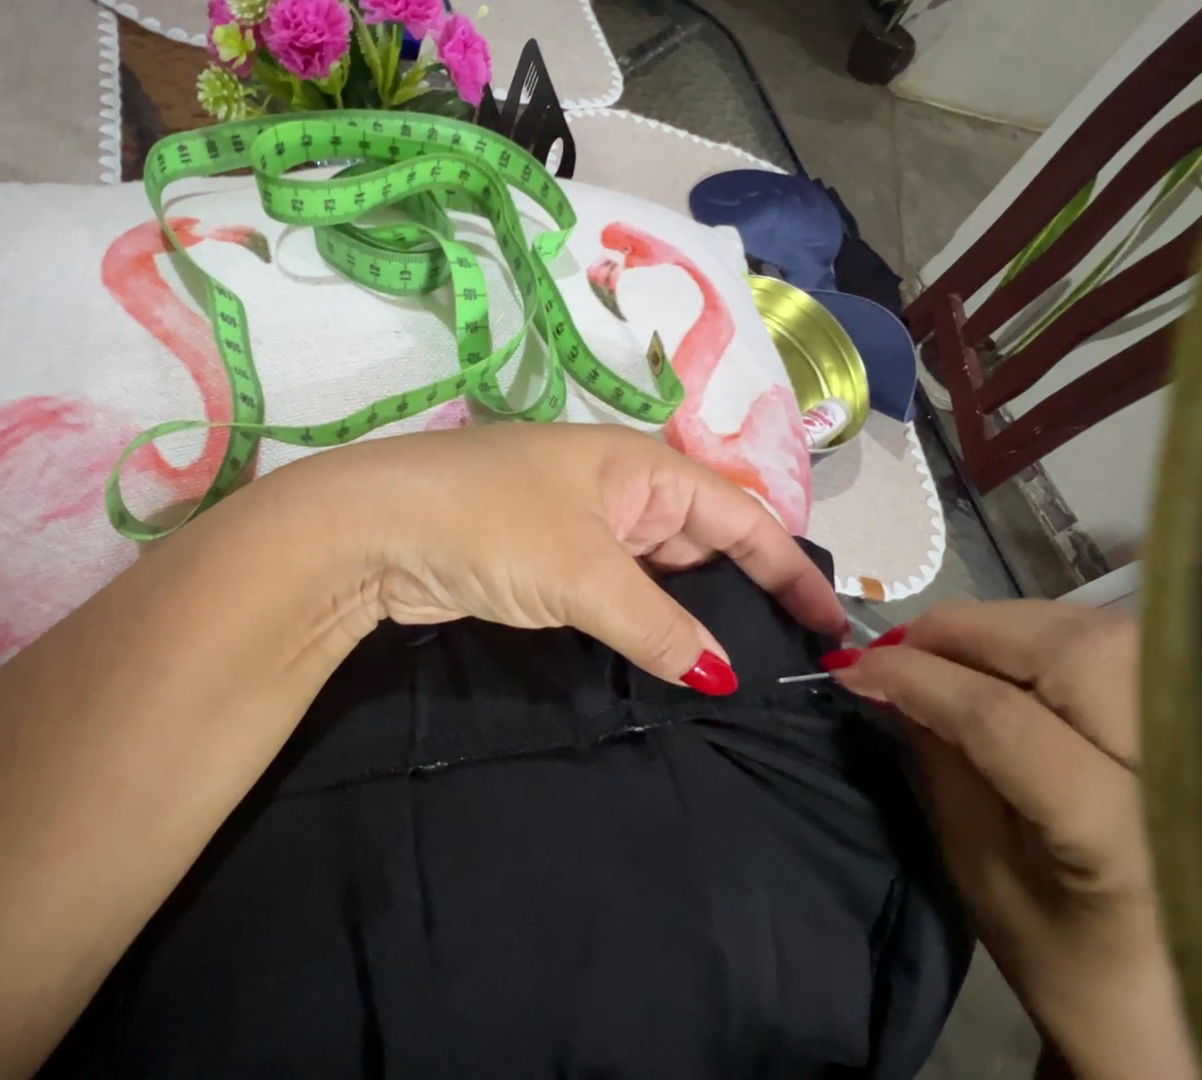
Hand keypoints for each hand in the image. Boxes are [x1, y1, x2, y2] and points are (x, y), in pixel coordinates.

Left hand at [283, 423, 848, 692]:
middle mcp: (620, 490)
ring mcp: (581, 527)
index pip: (740, 515)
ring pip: (660, 573)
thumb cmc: (490, 525)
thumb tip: (724, 675)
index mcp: (642, 467)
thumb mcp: (584, 574)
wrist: (372, 527)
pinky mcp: (546, 563)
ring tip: (742, 671)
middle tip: (789, 660)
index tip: (830, 625)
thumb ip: (659, 626)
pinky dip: (646, 624)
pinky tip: (668, 659)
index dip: (789, 568)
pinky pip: (617, 593)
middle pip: (705, 542)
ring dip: (694, 616)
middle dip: (747, 594)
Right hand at [828, 602, 1197, 1079]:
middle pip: (1069, 648)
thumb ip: (942, 767)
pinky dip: (1051, 637)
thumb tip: (888, 683)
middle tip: (899, 645)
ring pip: (1101, 631)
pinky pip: (1124, 649)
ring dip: (1006, 626)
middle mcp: (1183, 773)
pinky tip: (1007, 659)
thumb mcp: (983, 876)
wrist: (1198, 1019)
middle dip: (965, 631)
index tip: (850, 666)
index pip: (1001, 719)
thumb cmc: (1072, 968)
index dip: (915, 678)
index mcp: (1119, 835)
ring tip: (946, 650)